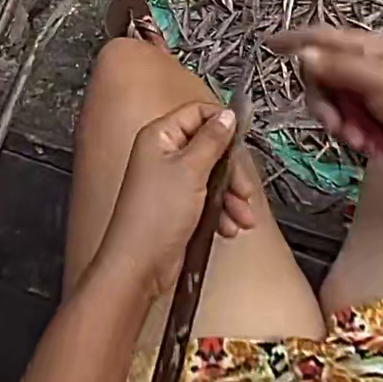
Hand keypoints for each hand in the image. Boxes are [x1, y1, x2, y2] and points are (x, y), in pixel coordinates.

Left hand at [95, 101, 257, 298]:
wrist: (138, 269)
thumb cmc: (155, 216)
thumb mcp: (191, 170)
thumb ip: (213, 140)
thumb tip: (228, 115)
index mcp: (161, 135)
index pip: (198, 113)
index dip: (222, 124)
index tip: (241, 140)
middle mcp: (165, 153)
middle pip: (211, 146)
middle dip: (232, 170)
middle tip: (244, 189)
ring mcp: (172, 180)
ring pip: (213, 174)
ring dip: (231, 195)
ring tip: (242, 217)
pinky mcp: (178, 204)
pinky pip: (207, 197)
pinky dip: (221, 210)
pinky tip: (228, 227)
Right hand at [270, 27, 382, 167]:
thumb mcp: (377, 81)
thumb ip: (338, 67)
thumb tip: (302, 54)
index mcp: (364, 46)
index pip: (320, 37)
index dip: (294, 40)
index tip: (269, 45)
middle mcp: (359, 62)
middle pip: (317, 74)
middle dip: (322, 102)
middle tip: (334, 124)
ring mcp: (361, 88)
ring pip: (327, 100)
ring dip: (336, 122)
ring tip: (356, 138)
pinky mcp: (364, 113)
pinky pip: (340, 118)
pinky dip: (347, 132)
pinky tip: (365, 143)